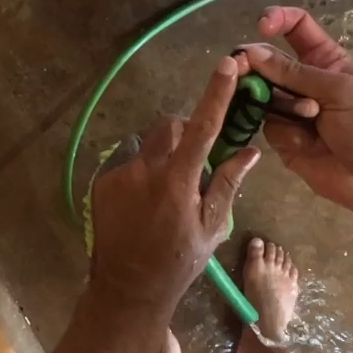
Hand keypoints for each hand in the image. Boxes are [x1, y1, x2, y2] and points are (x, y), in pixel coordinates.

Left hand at [89, 56, 261, 311]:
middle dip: (185, 134)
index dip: (216, 93)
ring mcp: (119, 173)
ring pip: (149, 146)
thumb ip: (227, 184)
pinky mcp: (102, 180)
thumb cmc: (178, 261)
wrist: (127, 287)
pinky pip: (129, 163)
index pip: (202, 127)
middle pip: (170, 128)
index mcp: (178, 180)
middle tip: (196, 164)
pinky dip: (142, 173)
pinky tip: (143, 205)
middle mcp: (146, 169)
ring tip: (165, 195)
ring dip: (162, 157)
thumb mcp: (211, 227)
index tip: (227, 64)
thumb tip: (250, 151)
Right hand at [239, 7, 352, 213]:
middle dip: (255, 65)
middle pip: (267, 62)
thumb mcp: (339, 90)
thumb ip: (294, 73)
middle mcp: (304, 81)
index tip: (261, 27)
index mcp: (325, 59)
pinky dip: (285, 133)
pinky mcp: (285, 137)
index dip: (278, 19)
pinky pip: (268, 126)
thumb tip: (251, 52)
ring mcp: (292, 110)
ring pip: (262, 96)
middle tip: (241, 69)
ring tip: (308, 120)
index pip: (296, 27)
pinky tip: (306, 143)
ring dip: (281, 105)